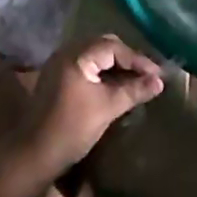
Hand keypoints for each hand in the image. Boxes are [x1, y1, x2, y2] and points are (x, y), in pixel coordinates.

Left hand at [16, 35, 163, 175]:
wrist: (37, 151)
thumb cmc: (73, 127)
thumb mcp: (107, 107)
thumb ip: (133, 91)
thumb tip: (159, 81)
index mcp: (76, 55)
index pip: (112, 47)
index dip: (137, 59)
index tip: (158, 75)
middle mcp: (66, 52)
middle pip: (103, 46)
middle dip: (127, 59)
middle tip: (149, 75)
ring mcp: (60, 63)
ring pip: (95, 55)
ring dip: (116, 65)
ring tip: (137, 80)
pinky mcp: (59, 76)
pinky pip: (86, 65)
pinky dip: (104, 72)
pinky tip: (117, 85)